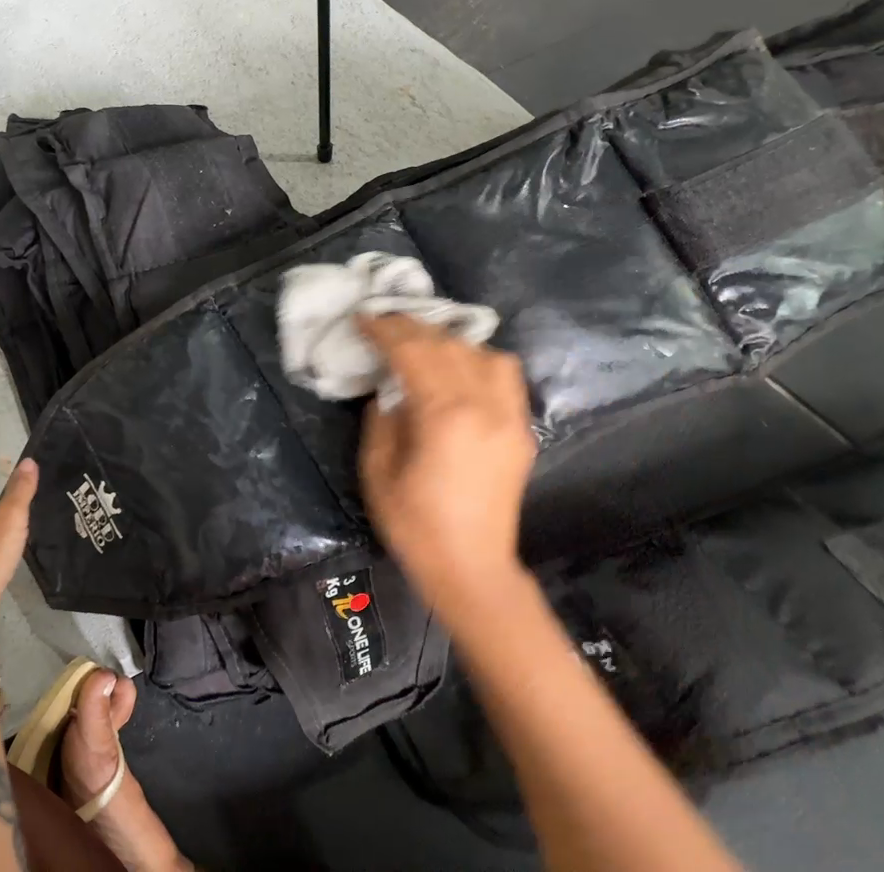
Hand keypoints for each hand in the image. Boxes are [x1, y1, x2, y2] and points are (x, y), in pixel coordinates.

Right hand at [357, 315, 536, 611]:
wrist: (470, 565)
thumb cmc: (412, 521)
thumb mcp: (376, 467)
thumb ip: (382, 418)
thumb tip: (387, 389)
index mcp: (444, 415)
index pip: (415, 352)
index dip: (385, 330)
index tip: (362, 318)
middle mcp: (485, 407)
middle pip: (450, 347)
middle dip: (414, 328)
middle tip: (383, 322)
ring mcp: (511, 418)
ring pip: (486, 355)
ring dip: (450, 342)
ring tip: (422, 344)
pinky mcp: (521, 432)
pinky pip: (505, 378)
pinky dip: (477, 361)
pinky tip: (455, 370)